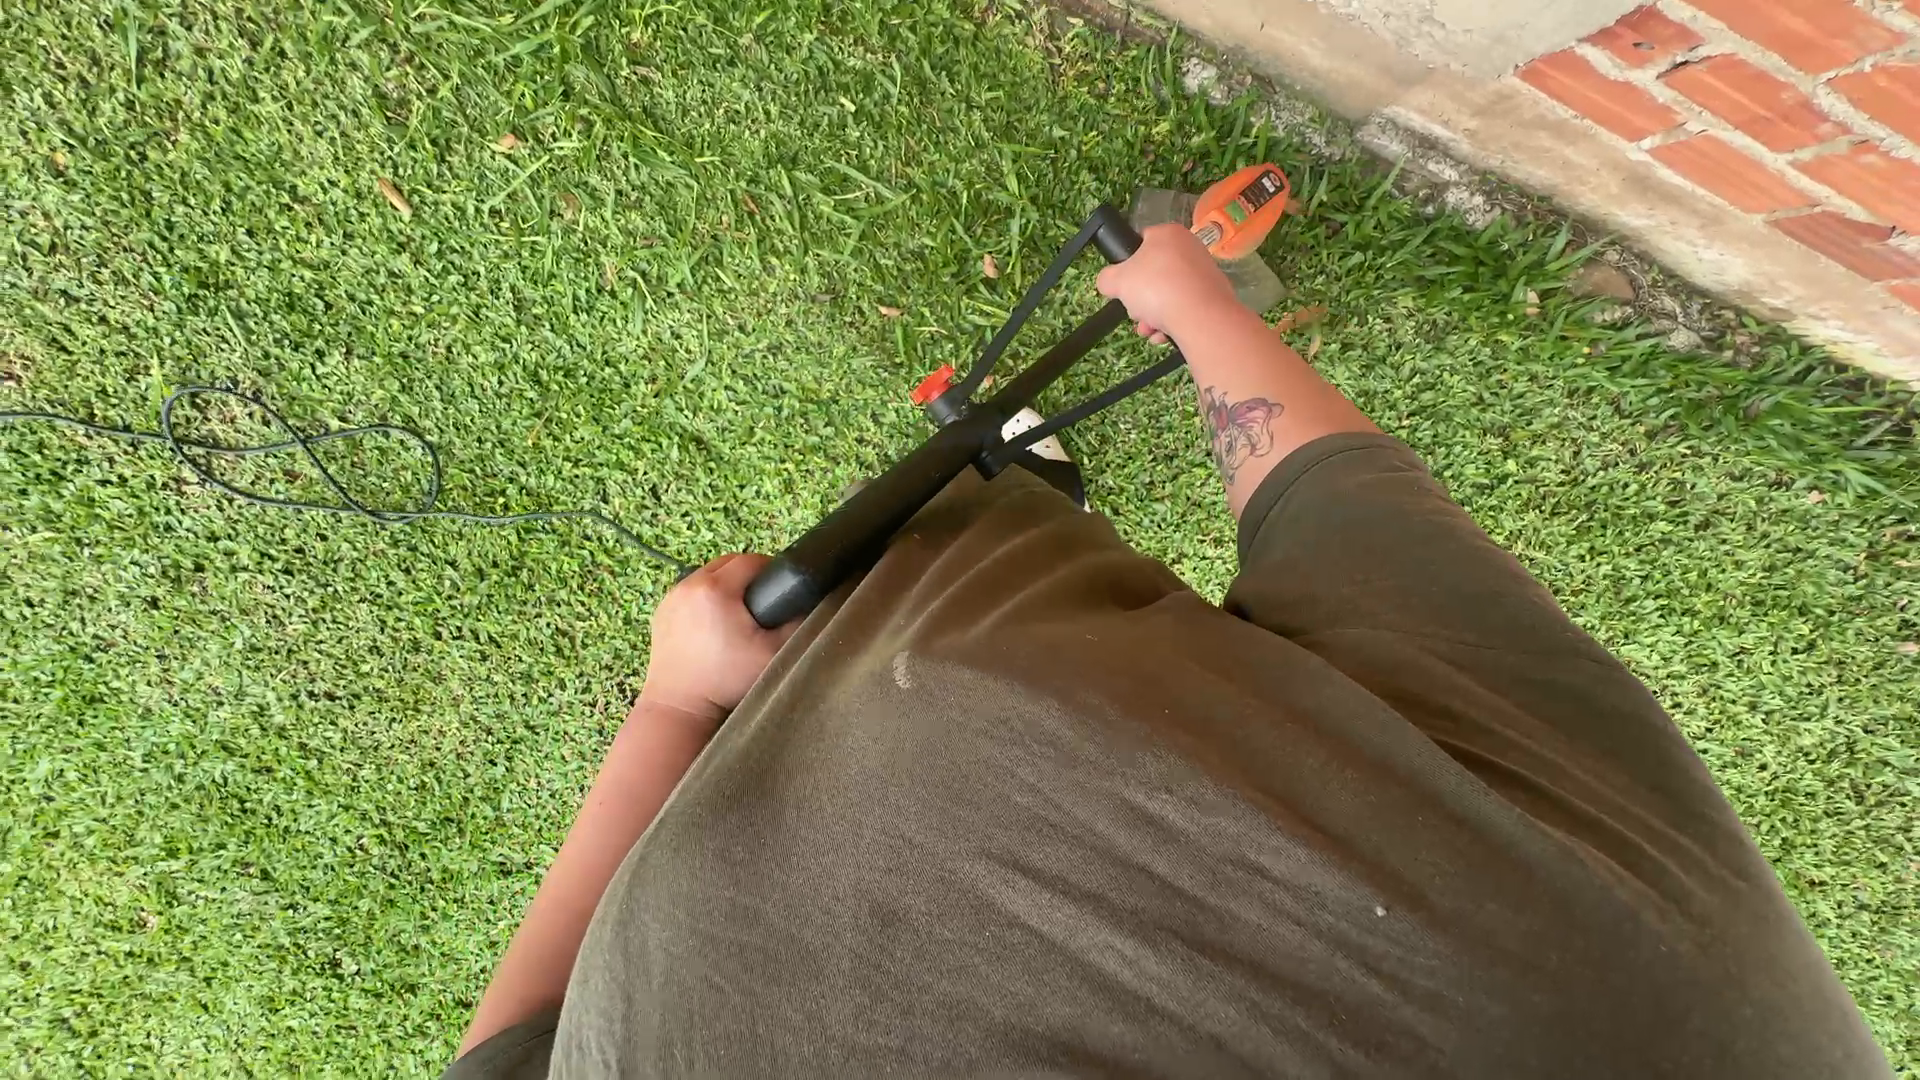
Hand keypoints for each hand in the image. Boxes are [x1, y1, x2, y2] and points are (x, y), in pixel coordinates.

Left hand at [637, 554, 800, 726]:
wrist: (680, 708)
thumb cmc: (727, 680)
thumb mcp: (774, 653)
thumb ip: (796, 623)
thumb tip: (805, 603)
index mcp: (715, 589)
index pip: (751, 561)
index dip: (771, 571)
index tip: (781, 593)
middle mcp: (689, 584)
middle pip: (728, 563)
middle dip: (749, 575)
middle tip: (765, 602)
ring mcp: (671, 597)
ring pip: (708, 575)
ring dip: (727, 585)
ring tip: (741, 613)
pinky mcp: (661, 612)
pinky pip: (692, 591)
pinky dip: (706, 598)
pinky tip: (717, 623)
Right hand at [1096, 224, 1240, 344]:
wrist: (1199, 315)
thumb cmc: (1155, 288)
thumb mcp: (1116, 281)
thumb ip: (1106, 279)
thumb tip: (1109, 282)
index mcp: (1167, 233)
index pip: (1141, 243)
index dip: (1127, 265)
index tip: (1124, 285)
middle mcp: (1189, 247)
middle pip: (1154, 274)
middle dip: (1140, 299)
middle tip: (1136, 312)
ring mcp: (1204, 271)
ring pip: (1168, 294)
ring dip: (1152, 315)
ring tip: (1148, 330)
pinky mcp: (1213, 295)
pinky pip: (1184, 306)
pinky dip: (1171, 321)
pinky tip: (1163, 334)